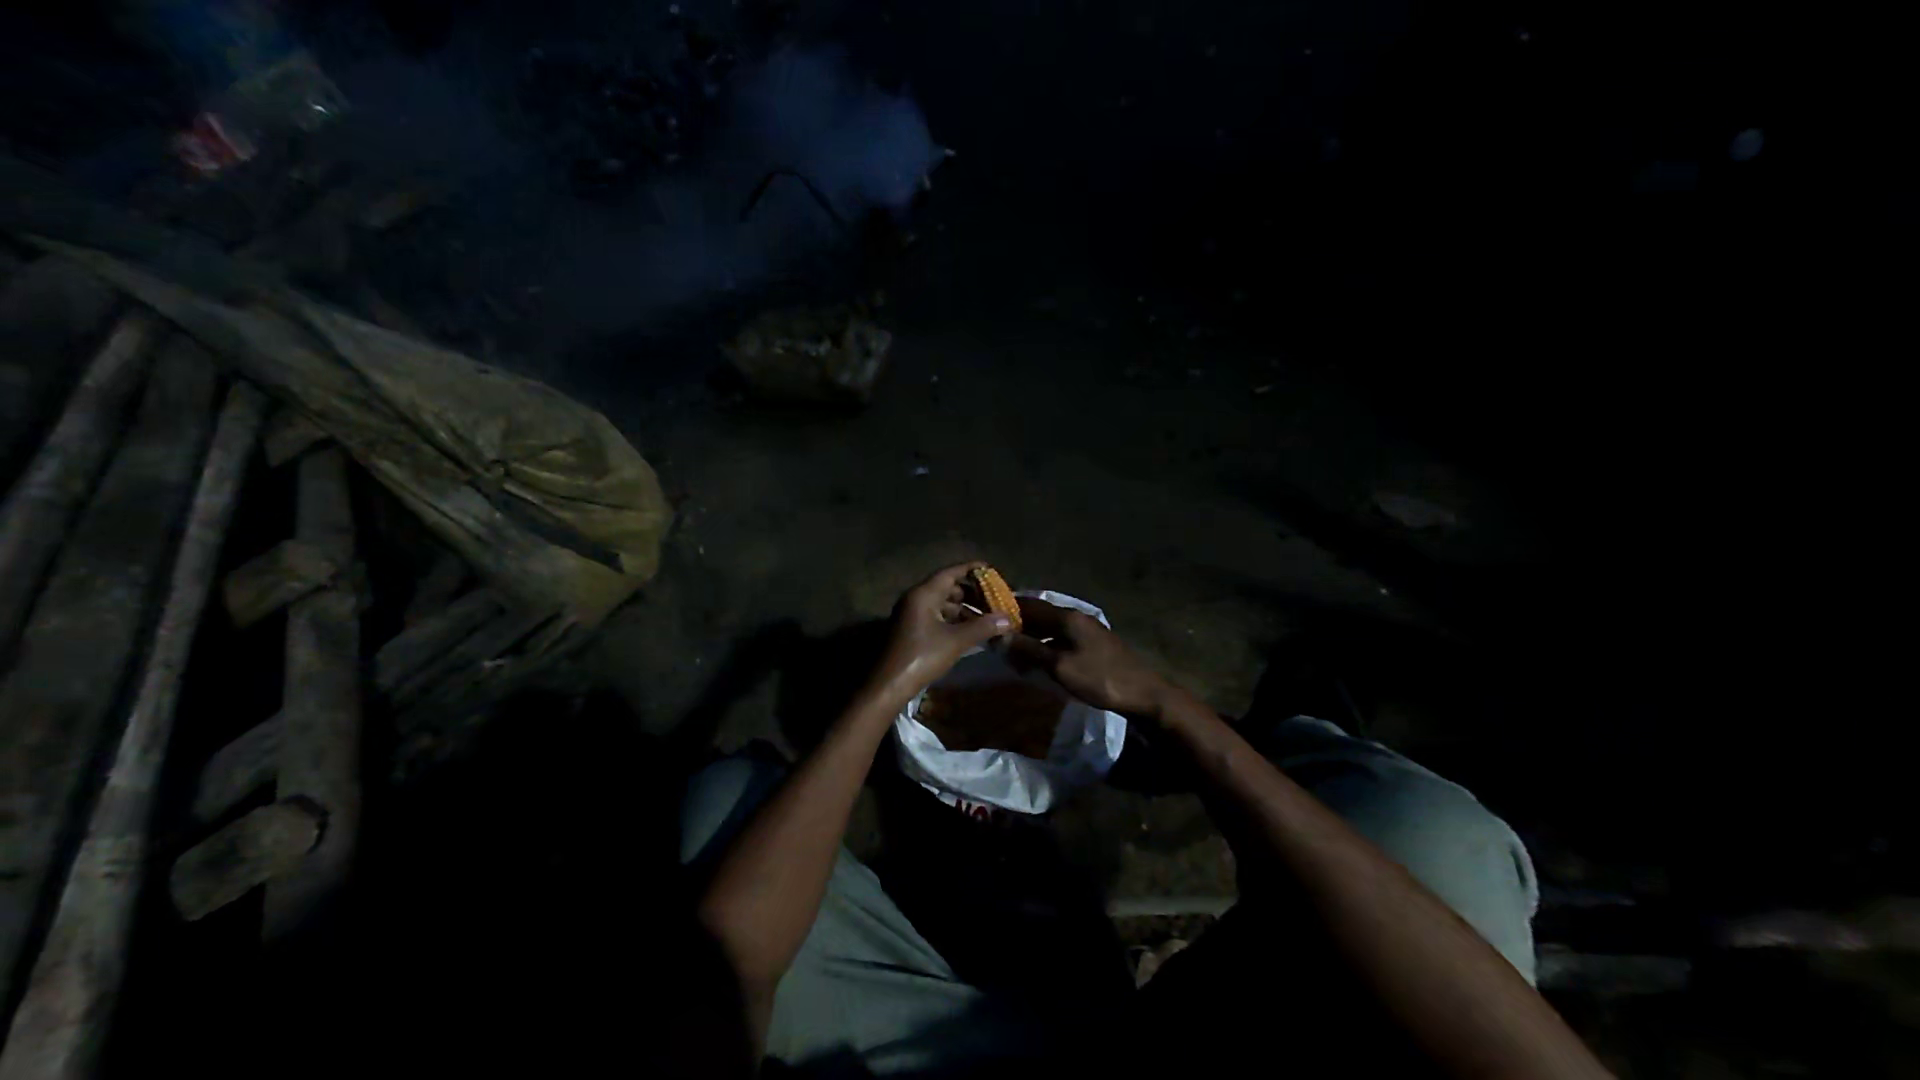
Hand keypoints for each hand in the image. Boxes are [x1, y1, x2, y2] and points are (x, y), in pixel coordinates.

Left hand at [869, 563, 1014, 699]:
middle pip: (947, 587)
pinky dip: (954, 620)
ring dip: (964, 609)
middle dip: (972, 592)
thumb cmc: (922, 656)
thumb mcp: (956, 641)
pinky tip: (971, 630)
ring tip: (987, 617)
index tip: (991, 570)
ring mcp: (912, 615)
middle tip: (994, 598)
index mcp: (923, 594)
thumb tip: (1008, 619)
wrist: (890, 684)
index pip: (950, 572)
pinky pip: (937, 617)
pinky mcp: (912, 630)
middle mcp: (916, 599)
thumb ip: (983, 627)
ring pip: (943, 604)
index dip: (971, 569)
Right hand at [1003, 597, 1172, 718]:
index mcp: (1067, 617)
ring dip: (1029, 636)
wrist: (1144, 694)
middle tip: (993, 636)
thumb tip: (999, 635)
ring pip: (1049, 628)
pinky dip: (1044, 646)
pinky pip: (1059, 639)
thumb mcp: (1060, 667)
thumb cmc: (1100, 678)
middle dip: (1015, 623)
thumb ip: (1029, 650)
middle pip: (1039, 615)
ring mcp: (1086, 631)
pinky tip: (1035, 660)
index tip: (984, 614)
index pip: (1029, 604)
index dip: (1006, 608)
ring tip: (1009, 651)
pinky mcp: (1092, 645)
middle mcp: (1076, 617)